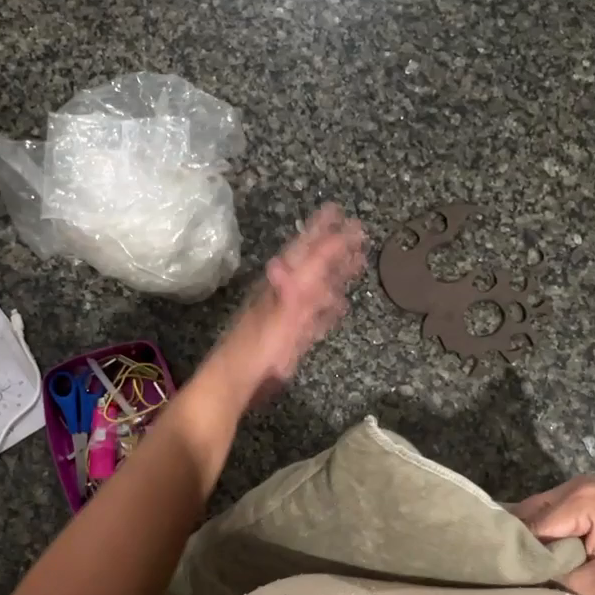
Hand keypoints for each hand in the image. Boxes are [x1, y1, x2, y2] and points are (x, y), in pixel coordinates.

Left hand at [204, 204, 365, 401]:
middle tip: (358, 231)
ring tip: (358, 262)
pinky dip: (330, 307)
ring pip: (318, 288)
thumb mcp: (280, 317)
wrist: (236, 383)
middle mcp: (286, 294)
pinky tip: (340, 305)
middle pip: (314, 265)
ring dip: (337, 275)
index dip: (322, 231)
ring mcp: (289, 314)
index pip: (306, 251)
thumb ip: (293, 289)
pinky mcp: (291, 336)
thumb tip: (288, 259)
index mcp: (282, 285)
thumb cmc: (257, 351)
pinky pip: (316, 315)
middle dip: (335, 249)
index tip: (338, 211)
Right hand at [510, 477, 594, 594]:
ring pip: (538, 516)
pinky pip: (552, 518)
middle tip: (516, 579)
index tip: (513, 582)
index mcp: (582, 499)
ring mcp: (582, 490)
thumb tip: (524, 576)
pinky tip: (547, 561)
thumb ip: (559, 577)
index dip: (521, 555)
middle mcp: (577, 486)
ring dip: (534, 543)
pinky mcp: (588, 502)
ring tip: (531, 573)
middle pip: (529, 515)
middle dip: (523, 545)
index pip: (531, 527)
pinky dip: (547, 538)